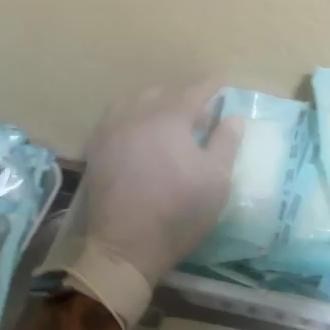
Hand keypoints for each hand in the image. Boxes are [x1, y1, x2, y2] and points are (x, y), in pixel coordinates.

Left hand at [39, 82, 240, 327]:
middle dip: (182, 99)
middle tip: (198, 116)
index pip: (194, 92)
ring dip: (152, 107)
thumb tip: (233, 117)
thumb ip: (226, 143)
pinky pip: (114, 121)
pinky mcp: (96, 150)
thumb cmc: (179, 211)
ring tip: (165, 124)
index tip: (221, 84)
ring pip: (133, 104)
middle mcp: (137, 115)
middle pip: (162, 94)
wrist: (127, 245)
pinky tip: (138, 137)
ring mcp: (111, 131)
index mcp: (169, 118)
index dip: (211, 87)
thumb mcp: (216, 180)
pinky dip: (130, 121)